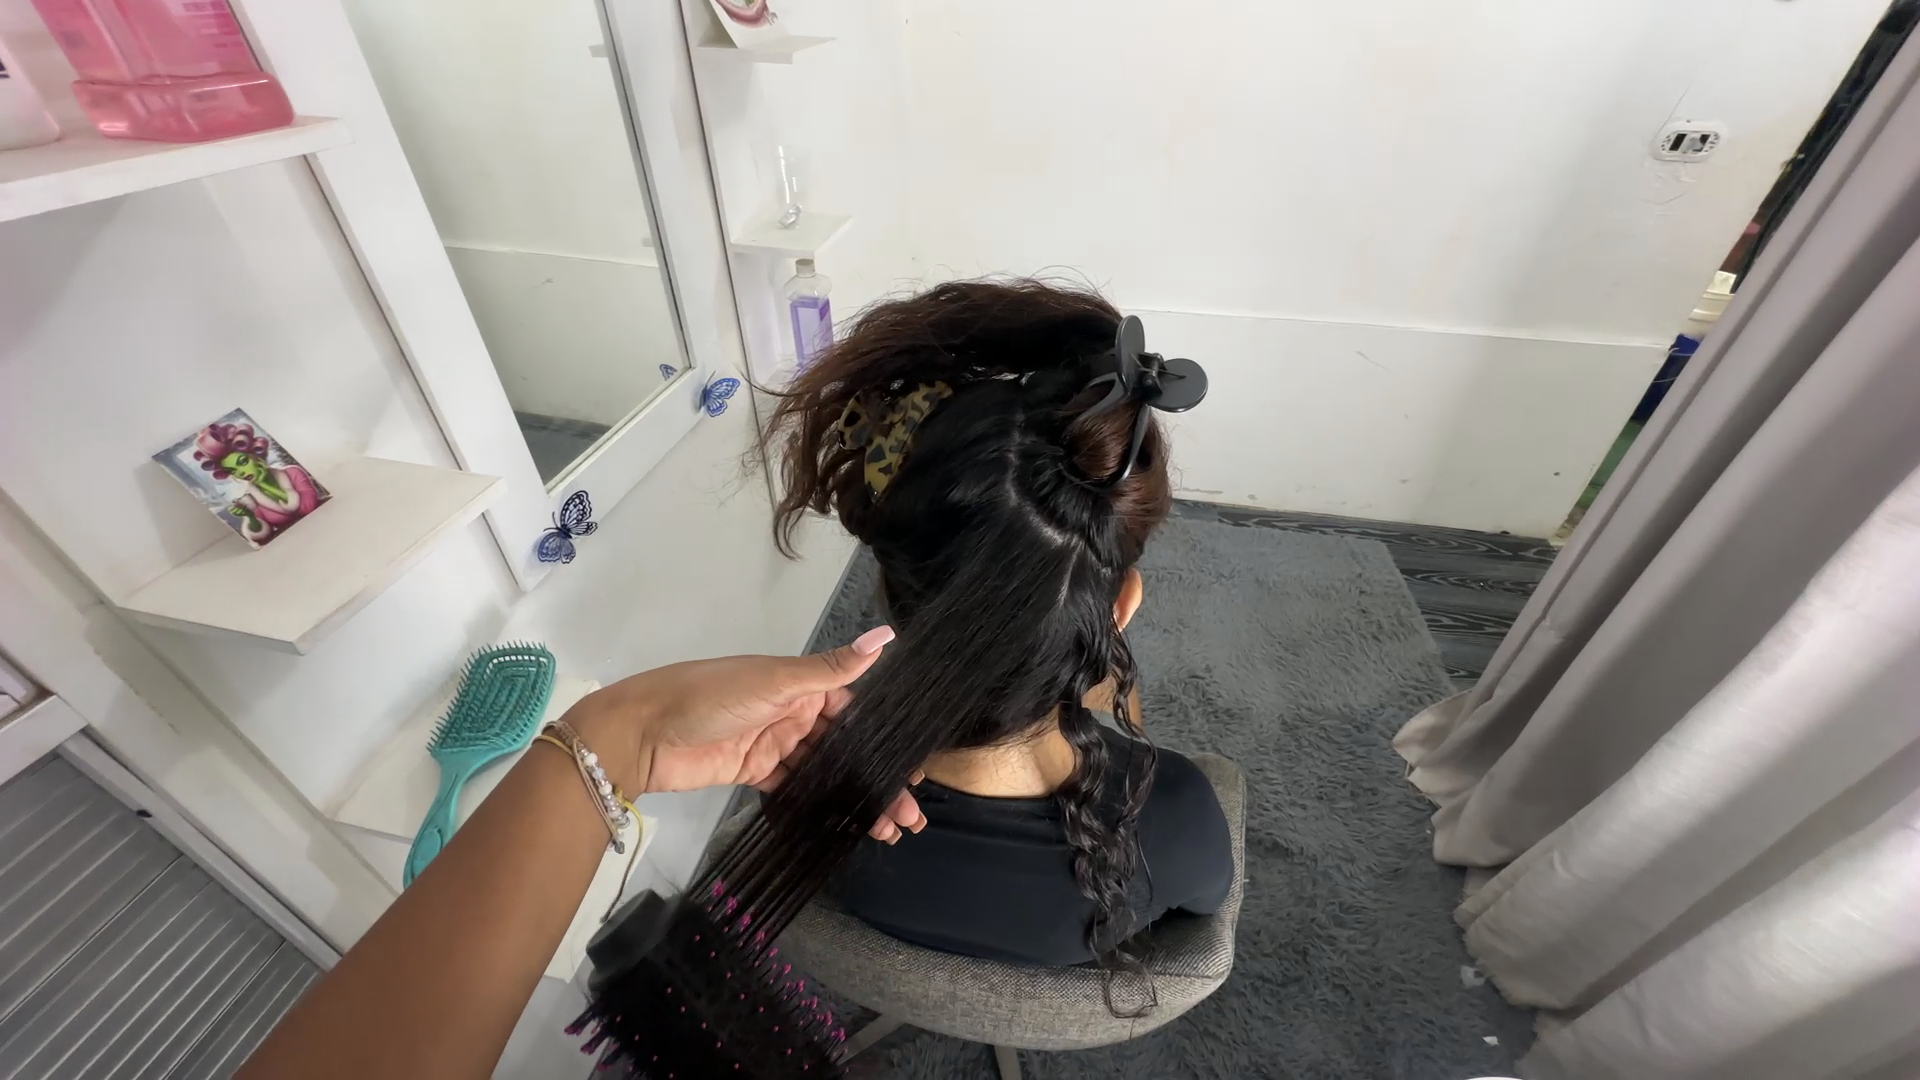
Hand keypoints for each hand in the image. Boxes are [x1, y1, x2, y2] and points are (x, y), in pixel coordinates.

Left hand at [560, 626, 924, 841]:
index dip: (888, 740)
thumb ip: (833, 668)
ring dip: (855, 798)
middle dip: (878, 778)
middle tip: (910, 815)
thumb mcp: (777, 679)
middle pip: (847, 749)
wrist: (642, 733)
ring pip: (826, 773)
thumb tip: (887, 635)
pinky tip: (848, 826)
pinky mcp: (756, 772)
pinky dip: (821, 806)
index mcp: (803, 686)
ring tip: (889, 829)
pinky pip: (796, 790)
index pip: (858, 714)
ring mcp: (776, 744)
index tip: (916, 771)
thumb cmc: (714, 695)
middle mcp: (795, 713)